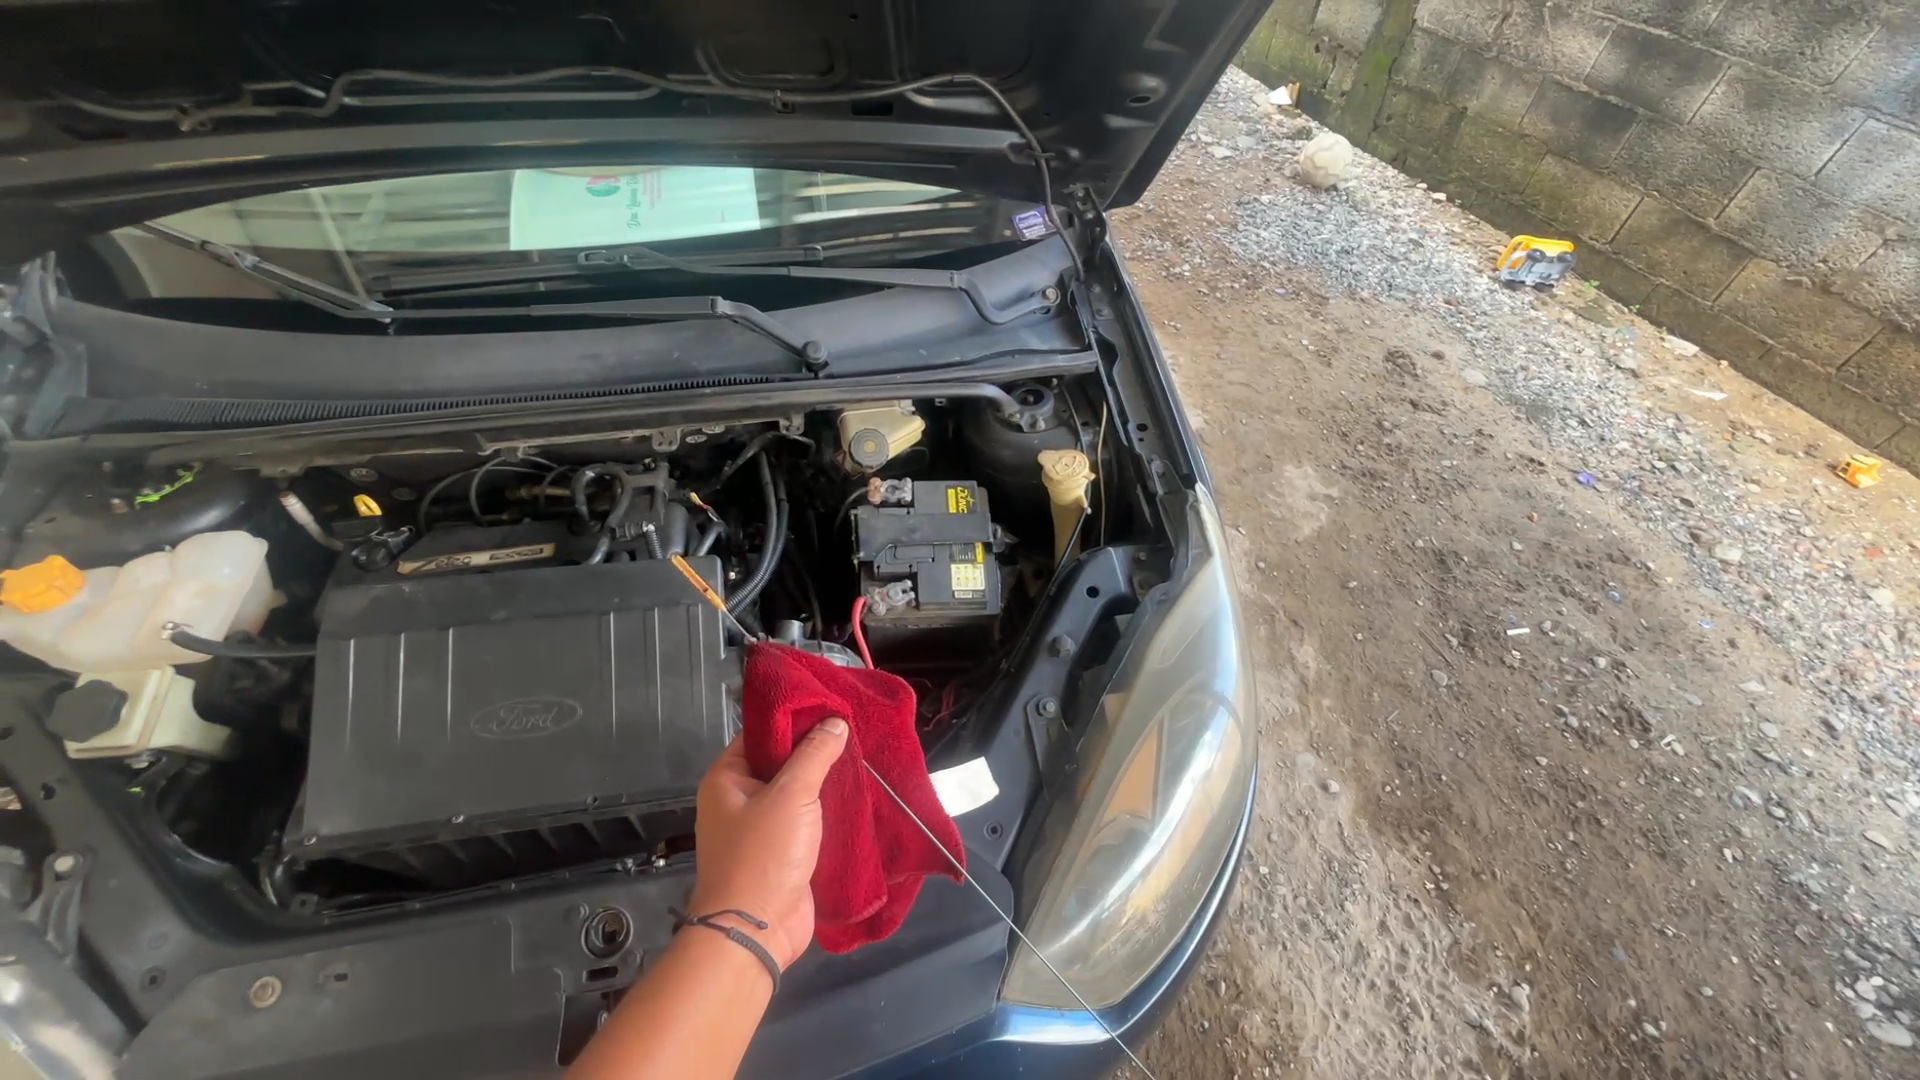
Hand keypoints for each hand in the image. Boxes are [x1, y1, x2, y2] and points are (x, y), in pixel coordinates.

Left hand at [687, 719, 846, 969]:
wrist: (756, 932)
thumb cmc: (763, 856)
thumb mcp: (791, 795)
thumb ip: (815, 754)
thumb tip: (834, 722)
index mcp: (727, 778)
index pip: (761, 733)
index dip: (794, 718)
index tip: (830, 704)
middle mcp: (740, 799)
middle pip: (781, 762)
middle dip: (816, 750)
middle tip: (855, 729)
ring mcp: (762, 828)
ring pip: (798, 792)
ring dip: (826, 781)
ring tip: (863, 757)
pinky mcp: (784, 852)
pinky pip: (808, 820)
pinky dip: (829, 810)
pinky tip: (858, 795)